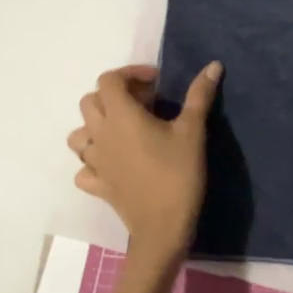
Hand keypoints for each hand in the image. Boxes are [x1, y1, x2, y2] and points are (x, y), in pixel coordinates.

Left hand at [68, 62, 222, 258]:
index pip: (108, 80)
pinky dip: (94, 160)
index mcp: (121, 116)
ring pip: (79, 134)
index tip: (156, 84)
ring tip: (126, 131)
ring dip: (98, 125)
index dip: (130, 74)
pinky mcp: (95, 184)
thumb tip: (213, 65)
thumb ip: (199, 95)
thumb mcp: (193, 130)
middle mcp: (100, 135)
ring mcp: (93, 162)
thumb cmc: (178, 173)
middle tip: (145, 104)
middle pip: (90, 101)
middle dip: (115, 95)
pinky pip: (83, 167)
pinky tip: (115, 162)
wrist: (163, 227)